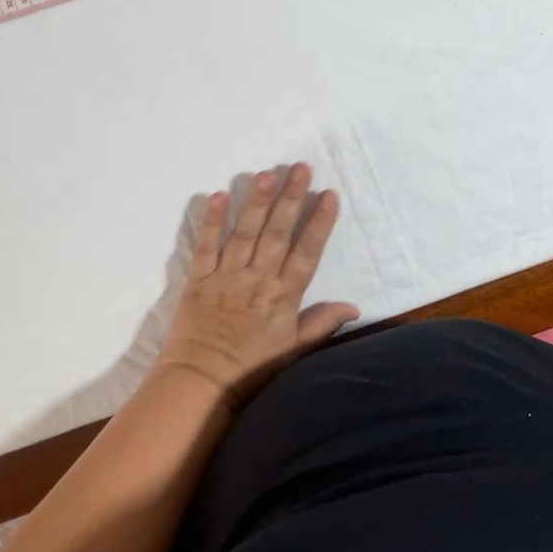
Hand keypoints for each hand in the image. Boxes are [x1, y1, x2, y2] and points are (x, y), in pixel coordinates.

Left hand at [156, 164, 359, 404]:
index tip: (330, 195)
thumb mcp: (295, 351)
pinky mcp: (198, 281)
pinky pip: (205, 246)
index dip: (319, 223)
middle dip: (291, 198)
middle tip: (300, 167)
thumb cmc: (252, 370)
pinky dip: (211, 222)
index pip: (307, 253)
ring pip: (244, 233)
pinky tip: (219, 196)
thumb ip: (322, 324)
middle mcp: (257, 281)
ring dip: (257, 202)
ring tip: (267, 174)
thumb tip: (354, 307)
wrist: (200, 384)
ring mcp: (226, 278)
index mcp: (283, 297)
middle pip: (278, 234)